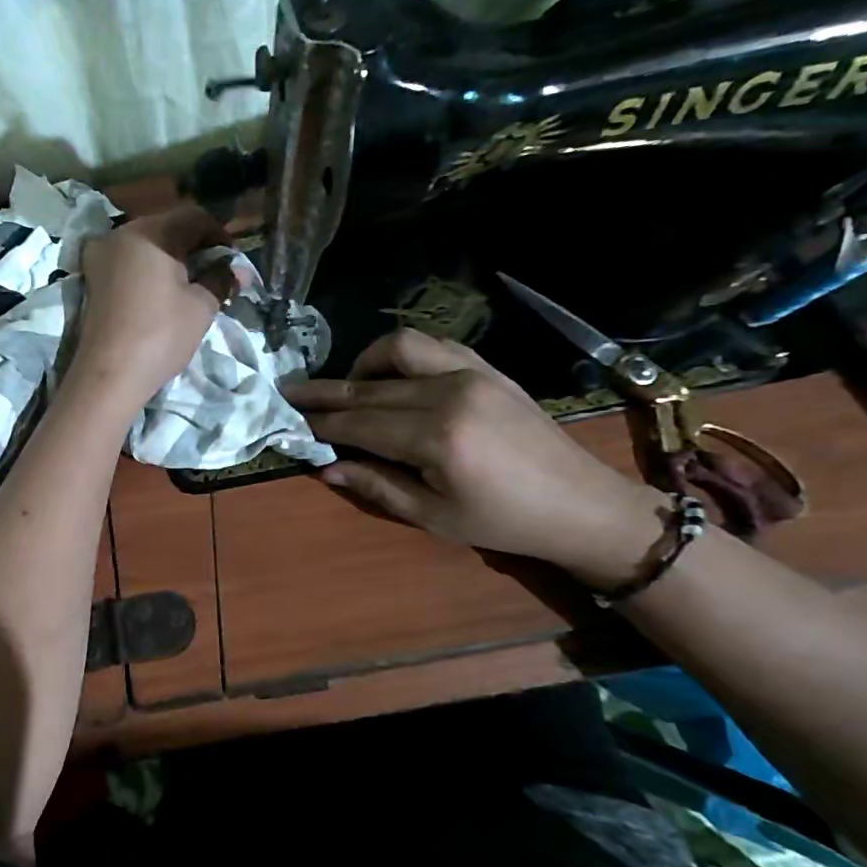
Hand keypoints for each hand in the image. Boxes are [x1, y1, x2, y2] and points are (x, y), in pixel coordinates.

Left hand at [74, 206, 231, 403]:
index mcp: (151, 232)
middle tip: (217, 273)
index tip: (234, 262)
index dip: (220, 236)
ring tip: (193, 284)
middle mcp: (122, 233)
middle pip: (168, 226)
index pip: (194, 217)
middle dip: (196, 245)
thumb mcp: (201, 306)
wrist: (110, 374)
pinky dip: (151, 268)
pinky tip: (165, 291)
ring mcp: (103, 254)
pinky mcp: (94, 276)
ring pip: (148, 243)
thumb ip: (221, 279)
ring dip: (173, 257)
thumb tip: (238, 270)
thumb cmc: (161, 335)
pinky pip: (131, 260)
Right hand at [283, 328, 667, 587]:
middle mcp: (449, 394)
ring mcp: (470, 373)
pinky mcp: (486, 367)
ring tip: (345, 385)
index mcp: (436, 438)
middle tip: (292, 391)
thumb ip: (376, 485)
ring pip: (398, 350)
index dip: (321, 421)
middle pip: (370, 387)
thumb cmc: (502, 521)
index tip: (289, 417)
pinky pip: (433, 345)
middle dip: (326, 391)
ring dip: (363, 363)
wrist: (576, 502)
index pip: (360, 422)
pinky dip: (402, 354)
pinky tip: (390, 374)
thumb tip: (324, 466)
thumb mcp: (433, 516)